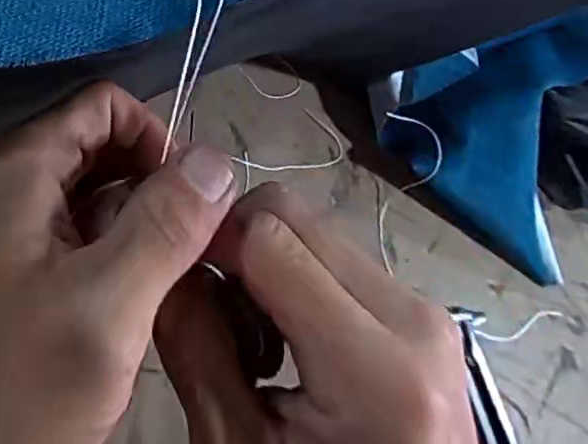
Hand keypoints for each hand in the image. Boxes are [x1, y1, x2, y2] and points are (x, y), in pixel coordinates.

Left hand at [0, 82, 238, 443]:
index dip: (156, 138)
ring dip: (146, 219)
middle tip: (198, 241)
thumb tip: (216, 159)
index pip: (105, 105)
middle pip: (105, 144)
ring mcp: (21, 224)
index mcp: (27, 164)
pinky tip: (148, 293)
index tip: (194, 199)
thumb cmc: (15, 382)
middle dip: (156, 180)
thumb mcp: (103, 304)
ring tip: (181, 271)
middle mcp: (20, 179)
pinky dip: (124, 247)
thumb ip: (163, 226)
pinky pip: (87, 231)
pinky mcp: (28, 266)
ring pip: (101, 191)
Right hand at [157, 183, 476, 443]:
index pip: (267, 235)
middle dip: (233, 240)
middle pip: (290, 214)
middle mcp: (414, 320)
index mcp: (378, 372)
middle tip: (213, 305)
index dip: (207, 239)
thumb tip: (162, 258)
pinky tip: (286, 331)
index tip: (176, 273)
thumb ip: (193, 342)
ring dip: (262, 254)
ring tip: (252, 331)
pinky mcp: (422, 310)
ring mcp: (426, 310)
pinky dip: (292, 269)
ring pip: (309, 224)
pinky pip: (334, 250)